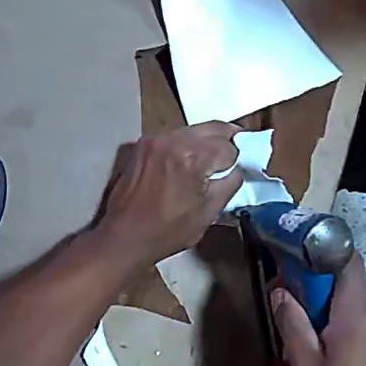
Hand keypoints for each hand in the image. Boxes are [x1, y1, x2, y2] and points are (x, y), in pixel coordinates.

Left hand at [91, 122, 243, 269]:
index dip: (238, 160)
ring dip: (206, 141)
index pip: (229, 147)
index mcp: (192, 158)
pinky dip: (185, 145)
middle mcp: (174, 140)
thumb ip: (229, 184)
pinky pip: (173, 137)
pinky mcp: (142, 145)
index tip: (241, 168)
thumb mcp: (208, 213)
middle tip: (237, 153)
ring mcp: (155, 140)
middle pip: (213, 129)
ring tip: (213, 158)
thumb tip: (238, 170)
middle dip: (227, 140)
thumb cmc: (168, 231)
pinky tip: (187, 161)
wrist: (124, 236)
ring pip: (192, 130)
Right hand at [270, 252, 365, 365]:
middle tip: (285, 316)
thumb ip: (293, 325)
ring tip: (300, 352)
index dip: (322, 252)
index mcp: (357, 314)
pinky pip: (358, 331)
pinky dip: (337, 336)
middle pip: (343, 288)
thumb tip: (281, 292)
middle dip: (312, 295)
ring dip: (322, 321)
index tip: (293, 261)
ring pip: (348, 312)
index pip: (348, 260)